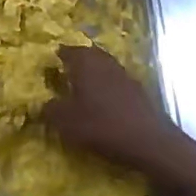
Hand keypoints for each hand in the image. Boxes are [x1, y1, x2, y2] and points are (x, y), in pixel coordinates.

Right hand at [43, 45, 181, 172]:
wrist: (153, 145)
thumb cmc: (102, 126)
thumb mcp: (66, 122)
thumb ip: (49, 109)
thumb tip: (43, 104)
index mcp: (83, 61)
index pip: (64, 50)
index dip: (55, 59)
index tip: (48, 71)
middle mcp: (103, 61)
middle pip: (86, 55)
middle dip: (76, 63)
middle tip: (65, 77)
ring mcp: (124, 74)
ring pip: (103, 67)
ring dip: (94, 75)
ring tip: (84, 91)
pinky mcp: (140, 92)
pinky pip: (117, 83)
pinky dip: (109, 89)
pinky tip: (105, 106)